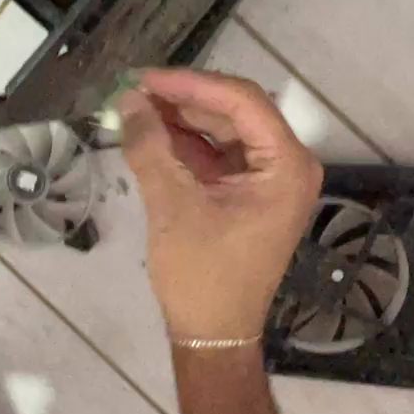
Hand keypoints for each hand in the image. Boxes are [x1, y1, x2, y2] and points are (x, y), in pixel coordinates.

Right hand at [119, 69, 321, 341]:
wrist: (212, 334)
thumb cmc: (202, 276)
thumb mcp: (173, 206)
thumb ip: (150, 148)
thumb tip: (127, 101)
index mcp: (287, 167)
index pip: (242, 102)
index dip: (191, 85)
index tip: (145, 79)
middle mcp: (286, 166)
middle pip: (234, 113)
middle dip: (183, 102)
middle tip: (133, 92)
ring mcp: (268, 181)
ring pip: (223, 133)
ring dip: (180, 121)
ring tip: (134, 111)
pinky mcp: (247, 195)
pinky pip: (217, 157)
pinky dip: (185, 147)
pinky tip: (151, 136)